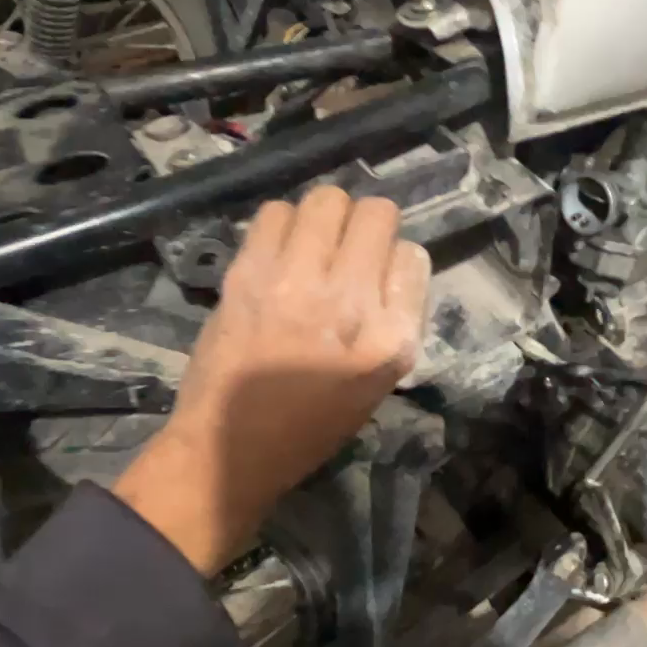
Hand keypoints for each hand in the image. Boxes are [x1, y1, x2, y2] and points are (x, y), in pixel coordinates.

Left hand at [115, 186, 431, 574]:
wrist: (233, 446)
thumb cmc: (314, 422)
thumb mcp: (380, 381)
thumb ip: (397, 316)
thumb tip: (390, 257)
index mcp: (390, 337)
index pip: (413, 255)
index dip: (395, 258)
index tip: (377, 273)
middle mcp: (349, 301)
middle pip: (375, 213)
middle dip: (367, 223)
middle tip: (347, 248)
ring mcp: (295, 282)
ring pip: (326, 200)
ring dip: (325, 218)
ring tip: (312, 247)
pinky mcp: (248, 274)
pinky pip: (276, 212)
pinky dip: (284, 223)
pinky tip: (279, 252)